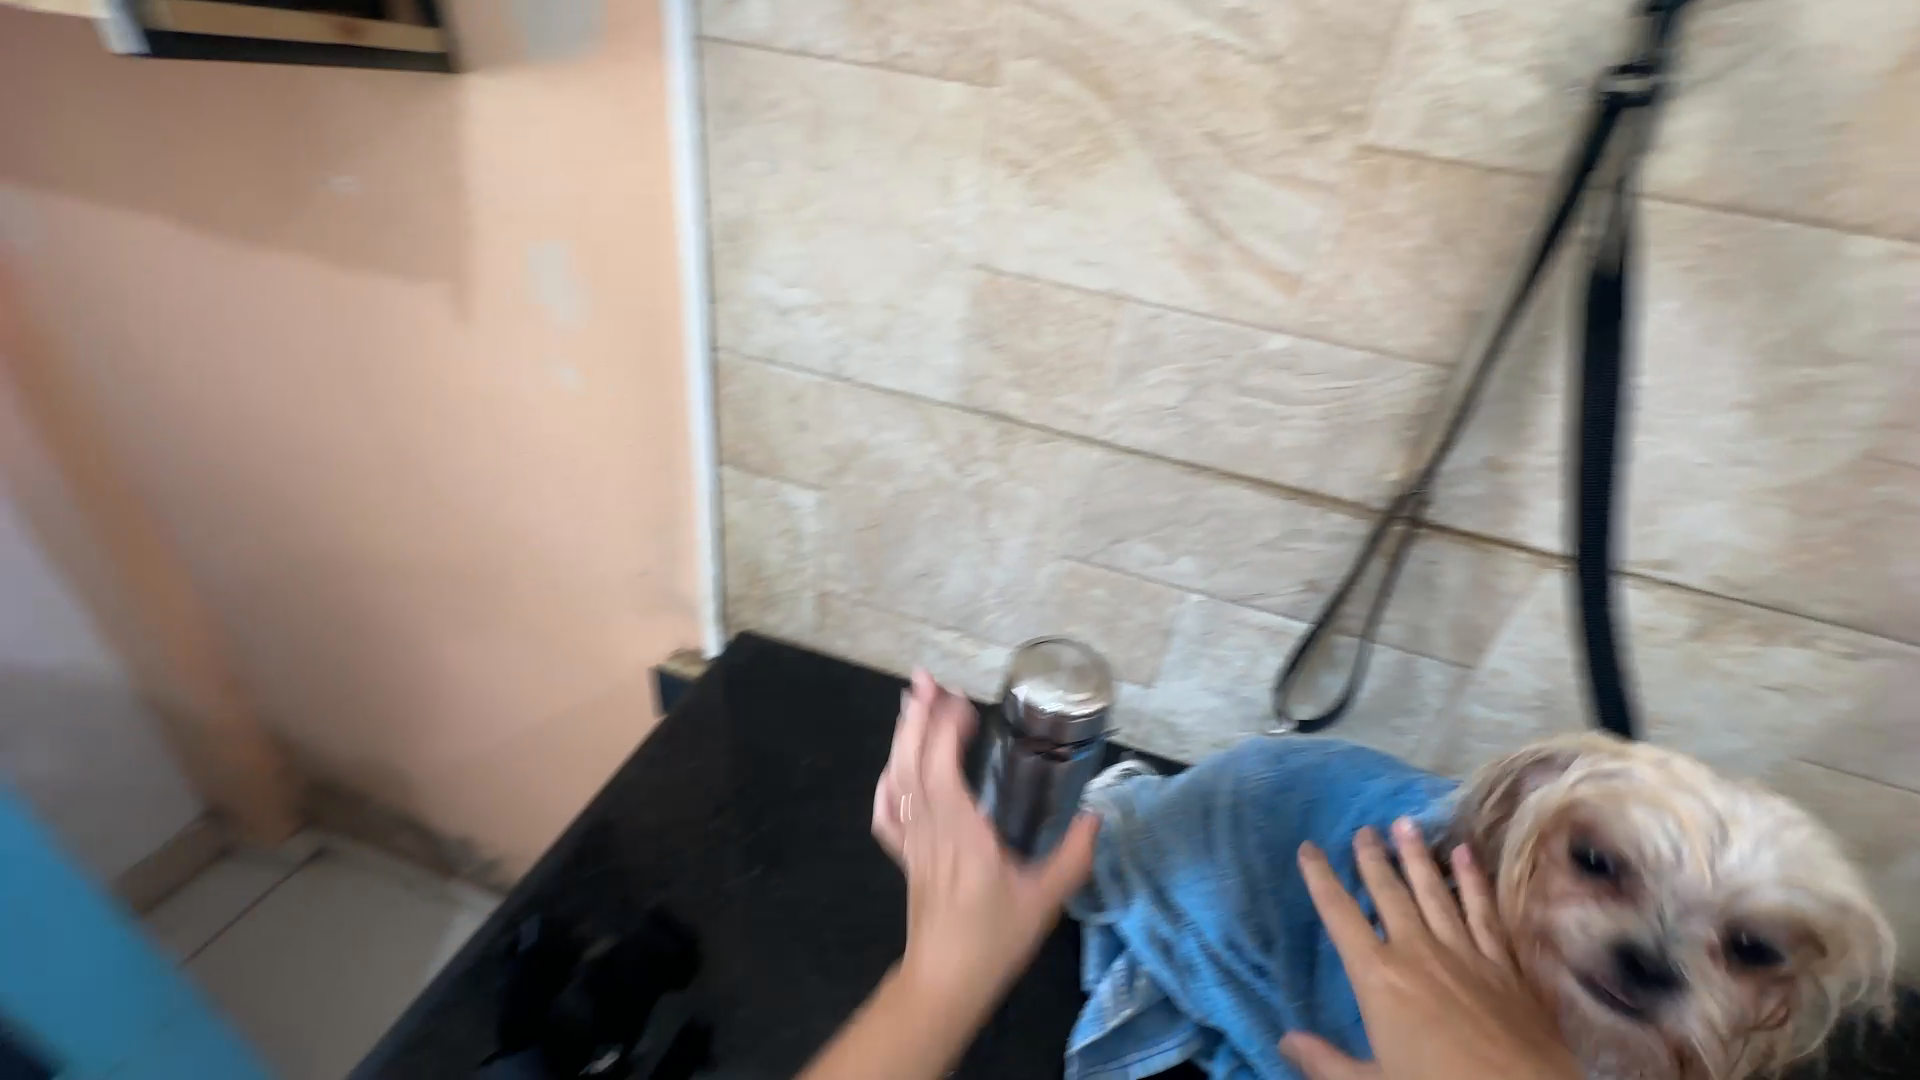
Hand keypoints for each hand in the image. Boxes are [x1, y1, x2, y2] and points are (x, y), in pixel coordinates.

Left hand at [870, 670, 1099, 1008]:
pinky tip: (894, 766)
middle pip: (912, 762)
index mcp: (961, 830)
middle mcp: (930, 827)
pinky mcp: (905, 855)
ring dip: (903, 737)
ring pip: (897, 779)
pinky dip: (887, 783)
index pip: (941, 766)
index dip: (945, 728)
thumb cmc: (994, 939)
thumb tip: (1097, 816)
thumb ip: (1073, 856)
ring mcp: (912, 840)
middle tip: (925, 678)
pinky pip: (886, 813)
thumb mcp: (1044, 899)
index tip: (963, 700)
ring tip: (912, 702)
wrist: (945, 983)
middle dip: (917, 716)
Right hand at [1283, 820, 1580, 1079]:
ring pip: (1434, 893)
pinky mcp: (1504, 968)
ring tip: (1405, 824)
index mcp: (1377, 976)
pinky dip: (1474, 883)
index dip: (1320, 878)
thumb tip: (1285, 1039)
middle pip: (1388, 893)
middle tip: (1365, 828)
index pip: (1339, 914)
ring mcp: (1464, 956)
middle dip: (1373, 858)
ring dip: (1417, 857)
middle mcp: (1416, 952)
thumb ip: (1327, 1061)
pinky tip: (1466, 856)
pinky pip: (1485, 914)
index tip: (1308, 848)